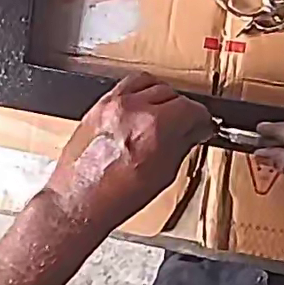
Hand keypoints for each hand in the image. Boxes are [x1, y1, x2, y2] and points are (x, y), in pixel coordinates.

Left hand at [38, 72, 214, 235]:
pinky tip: (144, 106)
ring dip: (162, 96)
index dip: (202, 119)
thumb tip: (194, 131)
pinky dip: (140, 92)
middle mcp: (133, 109)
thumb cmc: (116, 196)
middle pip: (172, 94)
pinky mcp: (99, 105)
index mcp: (154, 127)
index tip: (204, 125)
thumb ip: (182, 145)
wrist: (79, 201)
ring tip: (166, 114)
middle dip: (184, 109)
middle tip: (188, 125)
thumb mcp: (164, 174)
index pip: (191, 108)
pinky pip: (127, 86)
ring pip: (150, 84)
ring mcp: (113, 104)